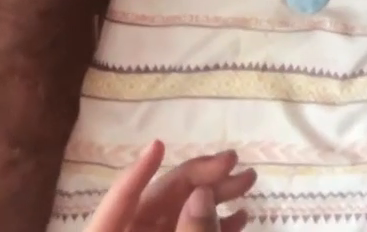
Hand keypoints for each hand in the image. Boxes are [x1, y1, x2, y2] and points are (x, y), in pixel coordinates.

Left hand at [83, 141, 255, 231]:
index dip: (136, 174)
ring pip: (179, 215)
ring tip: (249, 181)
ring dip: (215, 197)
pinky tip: (241, 216)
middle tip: (235, 161)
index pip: (117, 204)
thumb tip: (203, 192)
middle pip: (157, 203)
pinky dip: (213, 223)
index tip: (160, 144)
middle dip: (200, 178)